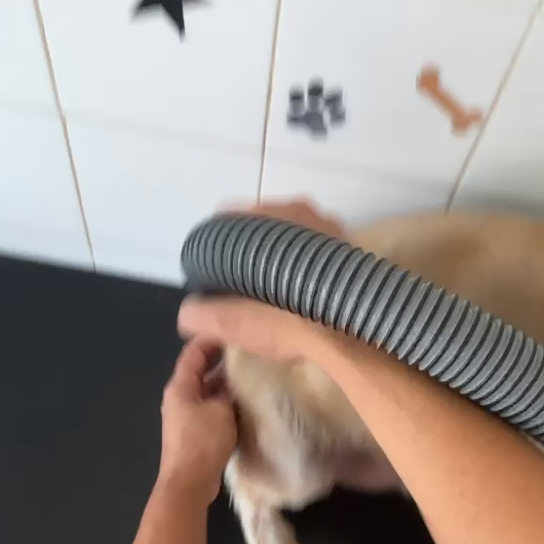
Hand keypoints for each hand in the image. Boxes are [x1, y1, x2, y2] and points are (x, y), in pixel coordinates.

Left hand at [156, 339, 237, 503]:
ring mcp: (188, 417)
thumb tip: (234, 384)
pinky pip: (213, 410)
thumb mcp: (221, 411)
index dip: (210, 339)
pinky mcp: (197, 433)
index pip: (193, 353)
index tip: (232, 330)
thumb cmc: (202, 443)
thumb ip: (228, 393)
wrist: (189, 483)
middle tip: (250, 353)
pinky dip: (227, 404)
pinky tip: (245, 404)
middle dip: (223, 362)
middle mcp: (181, 398)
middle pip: (202, 372)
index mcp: (181, 387)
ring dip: (227, 385)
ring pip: (209, 392)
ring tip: (253, 375)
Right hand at [175, 197, 356, 365]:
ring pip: (296, 239)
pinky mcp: (354, 251)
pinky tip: (307, 295)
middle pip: (265, 227)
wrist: (352, 333)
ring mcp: (332, 228)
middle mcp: (301, 210)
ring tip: (276, 292)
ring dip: (284, 259)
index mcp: (266, 216)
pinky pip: (322, 255)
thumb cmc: (288, 319)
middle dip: (253, 250)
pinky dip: (311, 269)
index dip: (219, 246)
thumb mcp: (234, 322)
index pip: (229, 220)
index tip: (217, 271)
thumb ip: (202, 315)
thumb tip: (189, 314)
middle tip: (246, 283)